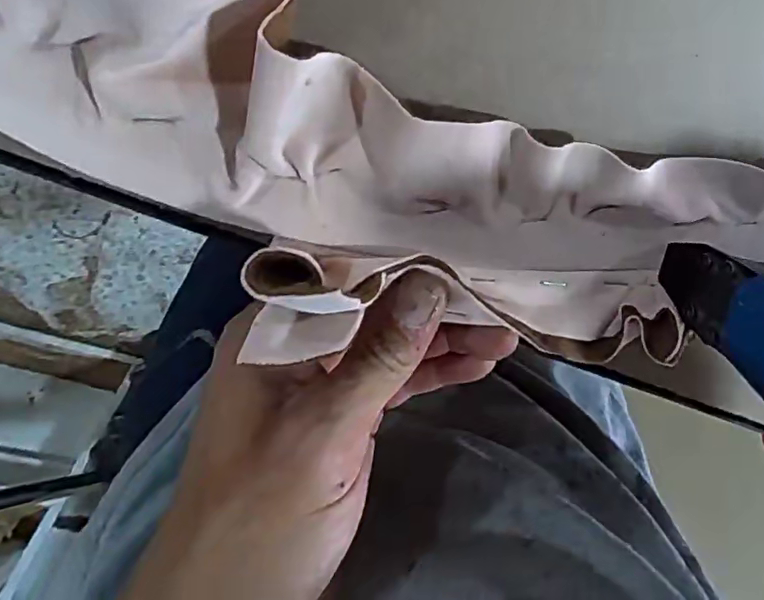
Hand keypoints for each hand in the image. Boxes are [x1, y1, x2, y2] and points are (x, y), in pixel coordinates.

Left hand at [122, 276, 519, 599]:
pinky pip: (398, 374)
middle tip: (496, 305)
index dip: (403, 255)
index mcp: (275, 330)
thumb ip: (380, 356)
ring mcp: (325, 375)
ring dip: (447, 339)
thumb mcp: (324, 432)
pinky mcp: (346, 408)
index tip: (459, 247)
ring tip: (503, 339)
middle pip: (380, 303)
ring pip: (396, 338)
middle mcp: (301, 341)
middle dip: (438, 305)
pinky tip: (478, 365)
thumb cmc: (260, 517)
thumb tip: (432, 284)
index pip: (347, 270)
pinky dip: (436, 370)